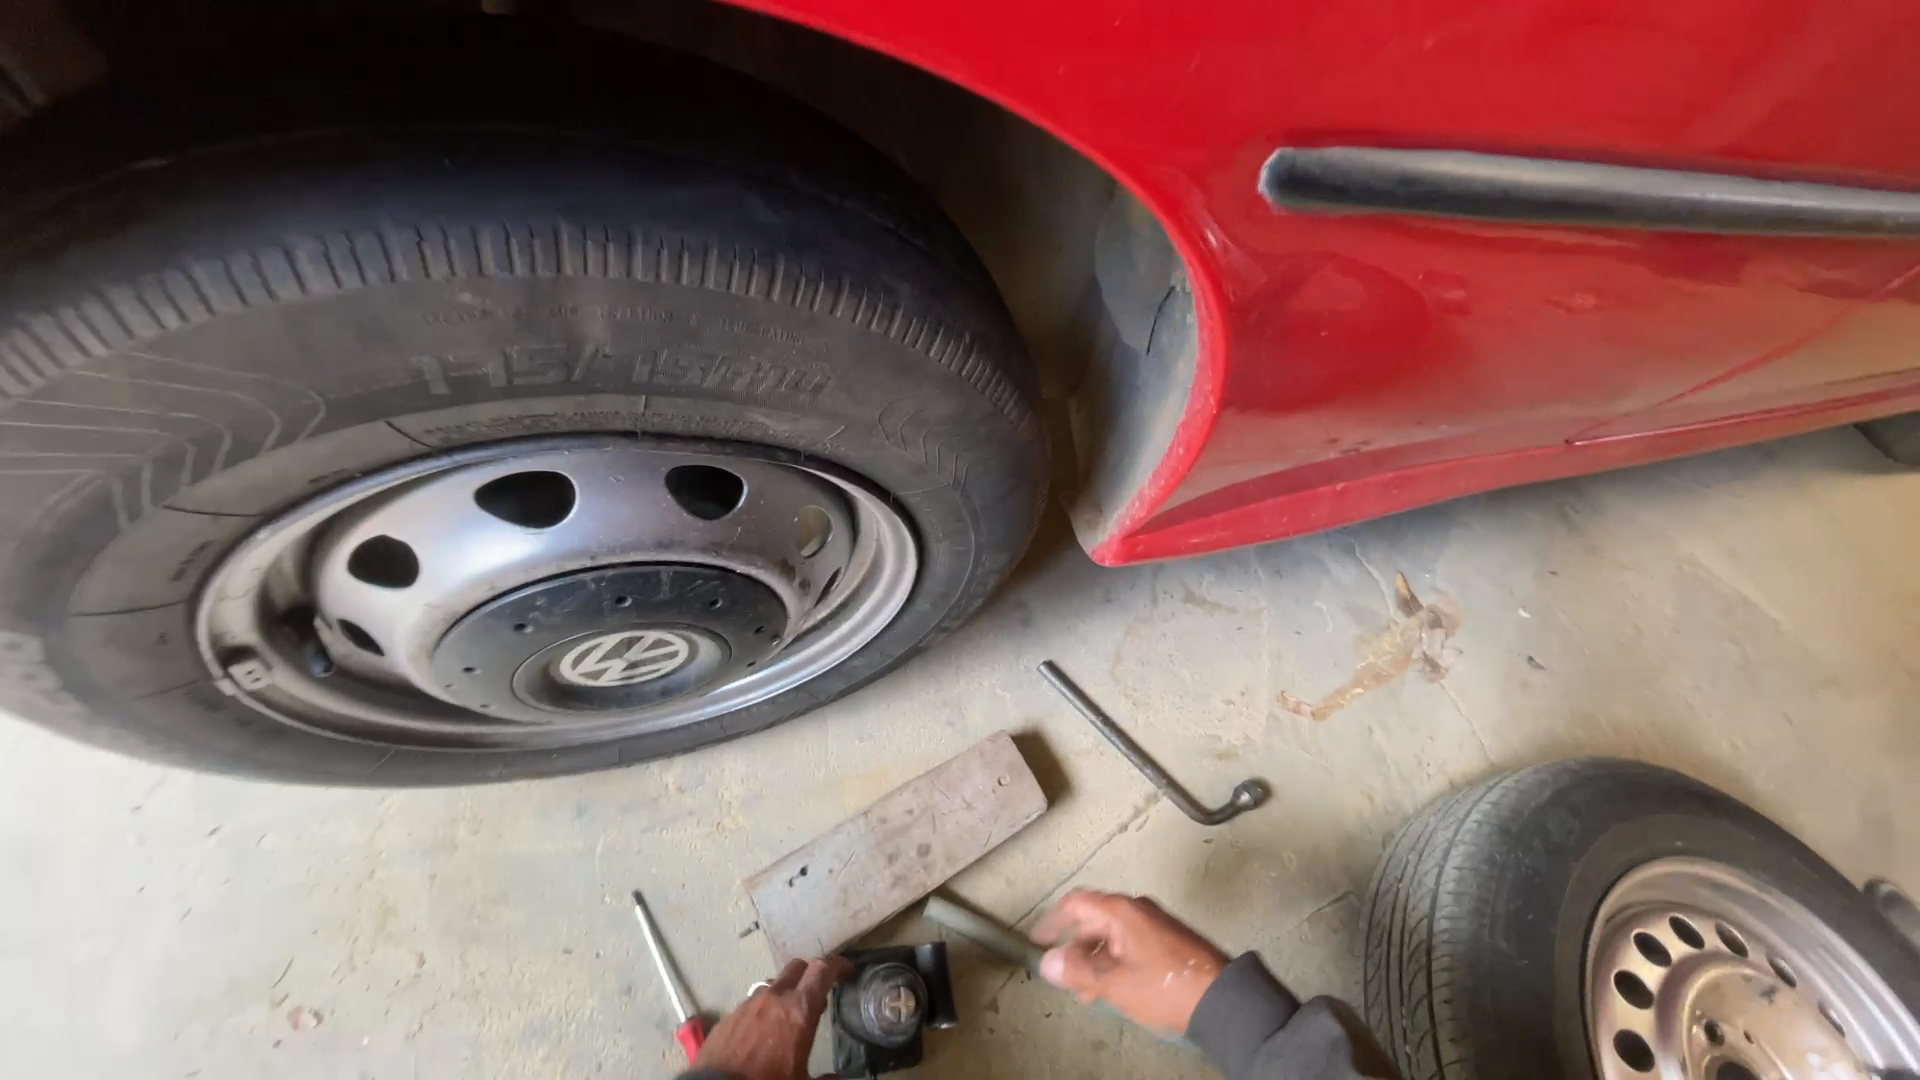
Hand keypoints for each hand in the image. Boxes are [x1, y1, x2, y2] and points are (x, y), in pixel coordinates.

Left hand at [694, 955, 852, 1079]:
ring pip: (774, 983)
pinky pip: (752, 1002)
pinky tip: (762, 1029)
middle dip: (811, 973)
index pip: (824, 969)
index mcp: (800, 1009)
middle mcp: (775, 997)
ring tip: (788, 1014)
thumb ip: (826, 1079)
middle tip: (818, 992)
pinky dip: (764, 1008)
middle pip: (798, 966)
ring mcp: (749, 1003)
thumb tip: (840, 1079)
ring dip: (786, 991)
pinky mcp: (729, 1016)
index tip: (847, 970)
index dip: (839, 965)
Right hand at [1028, 889, 1228, 1034]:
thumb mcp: (1115, 983)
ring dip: (1094, 958)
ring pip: (1111, 934)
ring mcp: (1153, 922)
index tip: (1038, 939)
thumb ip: (1078, 971)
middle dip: (1075, 946)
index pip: (1076, 903)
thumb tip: (1047, 962)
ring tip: (1086, 990)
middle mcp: (1135, 908)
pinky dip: (1113, 960)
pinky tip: (1113, 986)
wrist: (1221, 998)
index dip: (1053, 920)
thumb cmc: (1163, 985)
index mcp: (1120, 910)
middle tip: (1062, 973)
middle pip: (1093, 918)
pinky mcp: (1166, 938)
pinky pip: (1128, 942)